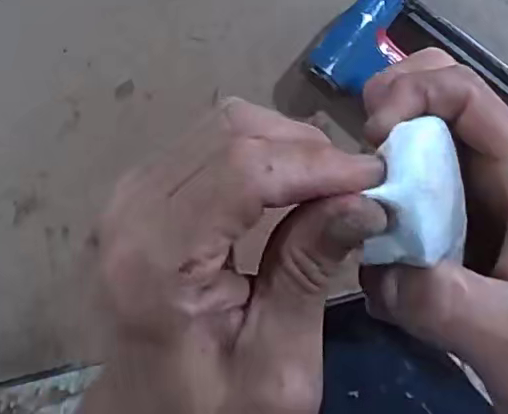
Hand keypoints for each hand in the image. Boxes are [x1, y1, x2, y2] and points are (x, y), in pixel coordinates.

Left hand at [83, 98, 386, 413]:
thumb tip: (364, 199)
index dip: (314, 163)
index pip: (242, 169)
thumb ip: (310, 272)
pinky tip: (293, 177)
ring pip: (227, 122)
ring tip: (330, 182)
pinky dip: (264, 146)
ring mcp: (132, 187)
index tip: (374, 177)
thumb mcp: (276, 366)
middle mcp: (133, 206)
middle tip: (357, 183)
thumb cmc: (210, 406)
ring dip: (288, 143)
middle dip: (307, 149)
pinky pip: (214, 136)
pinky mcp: (145, 181)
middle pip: (234, 132)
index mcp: (155, 257)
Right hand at [360, 49, 507, 413]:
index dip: (412, 92)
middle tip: (364, 152)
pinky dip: (393, 187)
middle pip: (445, 91)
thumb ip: (443, 302)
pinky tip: (377, 233)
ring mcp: (487, 192)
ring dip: (390, 146)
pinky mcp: (469, 221)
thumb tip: (373, 269)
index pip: (466, 91)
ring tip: (362, 195)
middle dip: (396, 102)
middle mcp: (505, 168)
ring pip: (430, 129)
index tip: (374, 137)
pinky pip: (423, 176)